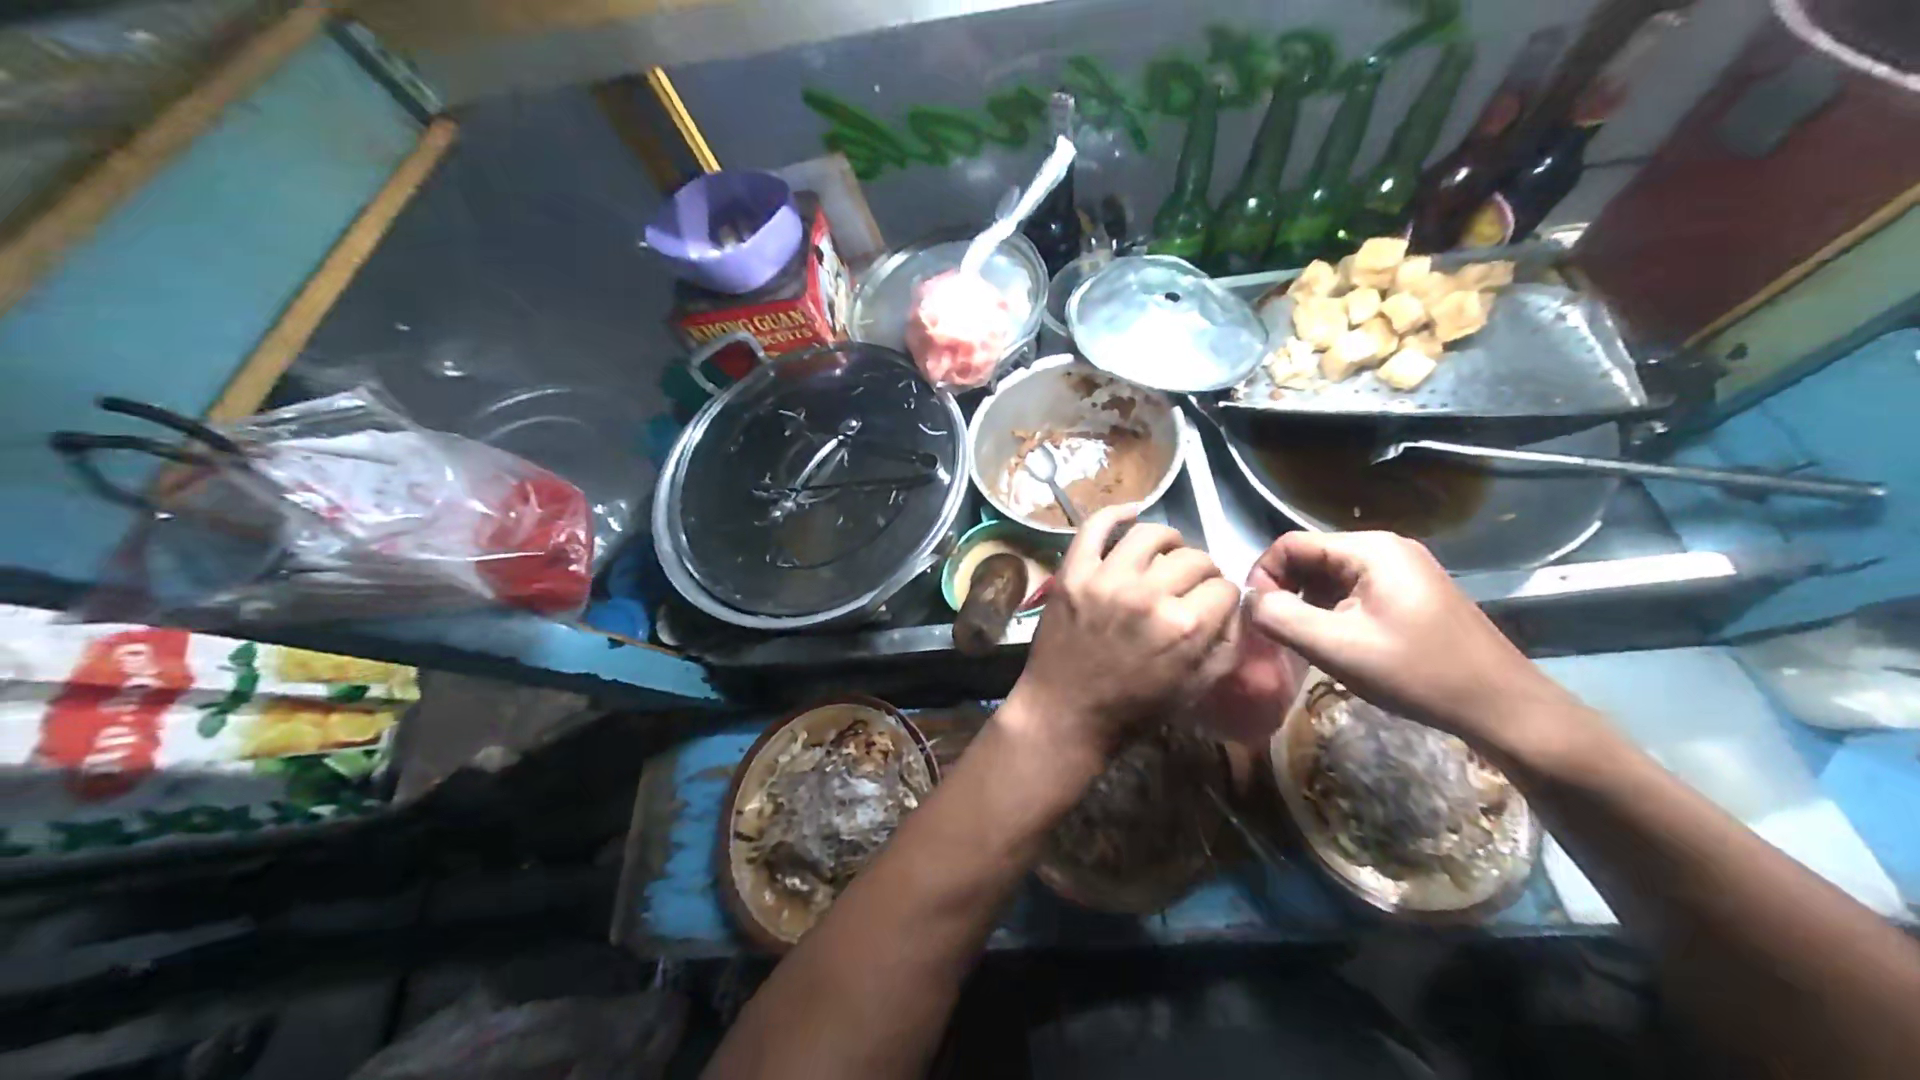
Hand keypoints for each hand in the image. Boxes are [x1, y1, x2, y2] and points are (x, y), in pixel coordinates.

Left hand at [1009, 505, 1242, 759]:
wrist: (1066, 714)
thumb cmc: (1133, 709)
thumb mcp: (1196, 687)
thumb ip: (1226, 644)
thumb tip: (1236, 607)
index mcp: (1185, 627)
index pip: (1224, 588)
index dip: (1223, 596)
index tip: (1213, 604)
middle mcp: (1149, 594)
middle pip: (1193, 558)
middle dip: (1202, 570)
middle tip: (1190, 583)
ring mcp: (1106, 578)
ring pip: (1151, 533)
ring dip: (1169, 540)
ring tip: (1166, 553)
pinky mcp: (1074, 572)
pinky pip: (1095, 526)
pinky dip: (1115, 513)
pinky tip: (1131, 513)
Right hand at [1245, 531, 1576, 751]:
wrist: (1501, 707)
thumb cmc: (1417, 673)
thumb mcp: (1336, 647)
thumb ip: (1281, 617)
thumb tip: (1249, 601)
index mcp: (1370, 549)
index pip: (1290, 544)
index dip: (1263, 576)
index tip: (1257, 617)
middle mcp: (1385, 548)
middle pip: (1310, 558)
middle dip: (1284, 591)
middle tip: (1276, 633)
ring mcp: (1401, 570)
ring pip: (1328, 576)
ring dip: (1306, 604)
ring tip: (1303, 641)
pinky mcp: (1409, 593)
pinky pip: (1352, 591)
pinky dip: (1330, 612)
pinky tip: (1334, 643)